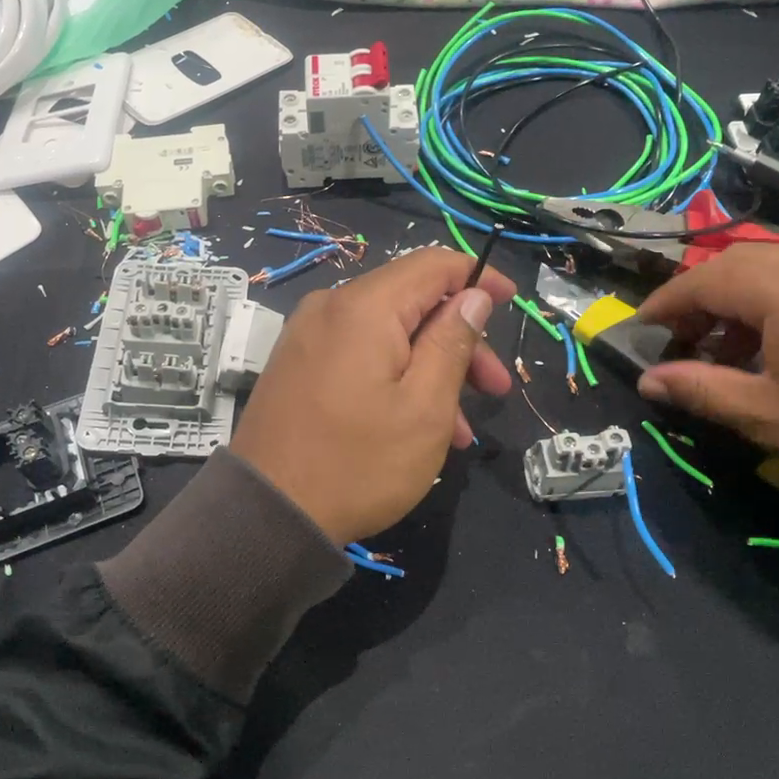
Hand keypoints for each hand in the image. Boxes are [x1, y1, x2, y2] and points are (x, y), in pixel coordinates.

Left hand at [230, 247, 516, 545]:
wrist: (267, 514)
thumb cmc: (358, 463)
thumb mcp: (424, 408)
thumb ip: (453, 342)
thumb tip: (472, 295)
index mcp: (364, 307)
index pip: (432, 264)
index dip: (477, 278)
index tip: (510, 303)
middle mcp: (330, 307)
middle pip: (410, 301)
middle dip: (459, 339)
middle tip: (495, 390)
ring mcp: (307, 336)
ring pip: (387, 333)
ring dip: (430, 368)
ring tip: (459, 429)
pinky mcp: (296, 365)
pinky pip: (358, 354)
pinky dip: (394, 377)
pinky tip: (415, 425)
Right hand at [635, 244, 778, 527]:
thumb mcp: (770, 419)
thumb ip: (701, 390)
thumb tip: (648, 380)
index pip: (706, 279)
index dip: (666, 303)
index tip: (641, 330)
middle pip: (743, 264)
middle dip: (703, 299)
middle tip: (684, 341)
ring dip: (748, 303)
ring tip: (739, 352)